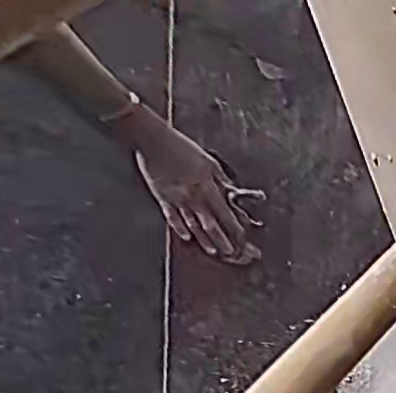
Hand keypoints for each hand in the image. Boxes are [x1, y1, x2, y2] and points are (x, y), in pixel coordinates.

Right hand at [112, 106, 259, 264]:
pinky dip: (179, 228)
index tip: (244, 240)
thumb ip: (223, 181)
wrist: (151, 137)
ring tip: (214, 252)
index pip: (226, 215)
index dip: (236, 230)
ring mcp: (177, 200)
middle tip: (232, 254)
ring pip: (193, 226)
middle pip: (211, 226)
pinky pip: (172, 217)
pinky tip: (186, 237)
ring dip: (204, 240)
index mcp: (207, 189)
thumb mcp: (209, 162)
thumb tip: (234, 194)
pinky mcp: (162, 197)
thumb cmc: (181, 146)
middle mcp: (193, 198)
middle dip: (223, 242)